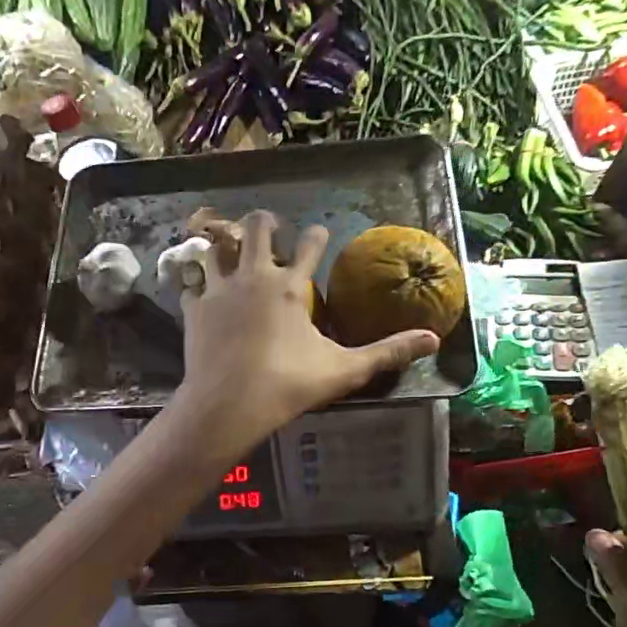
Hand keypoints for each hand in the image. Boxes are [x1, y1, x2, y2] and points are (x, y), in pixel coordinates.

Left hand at [173, 211, 439, 453]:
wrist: (228, 404)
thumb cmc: (289, 384)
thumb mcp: (345, 370)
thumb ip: (388, 352)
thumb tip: (434, 340)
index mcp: (290, 285)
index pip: (309, 244)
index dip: (317, 235)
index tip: (320, 232)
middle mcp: (254, 276)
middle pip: (256, 227)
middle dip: (265, 222)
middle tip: (271, 227)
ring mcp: (219, 289)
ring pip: (217, 246)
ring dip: (226, 243)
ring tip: (232, 248)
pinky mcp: (194, 308)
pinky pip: (193, 283)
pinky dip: (199, 282)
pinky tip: (201, 290)